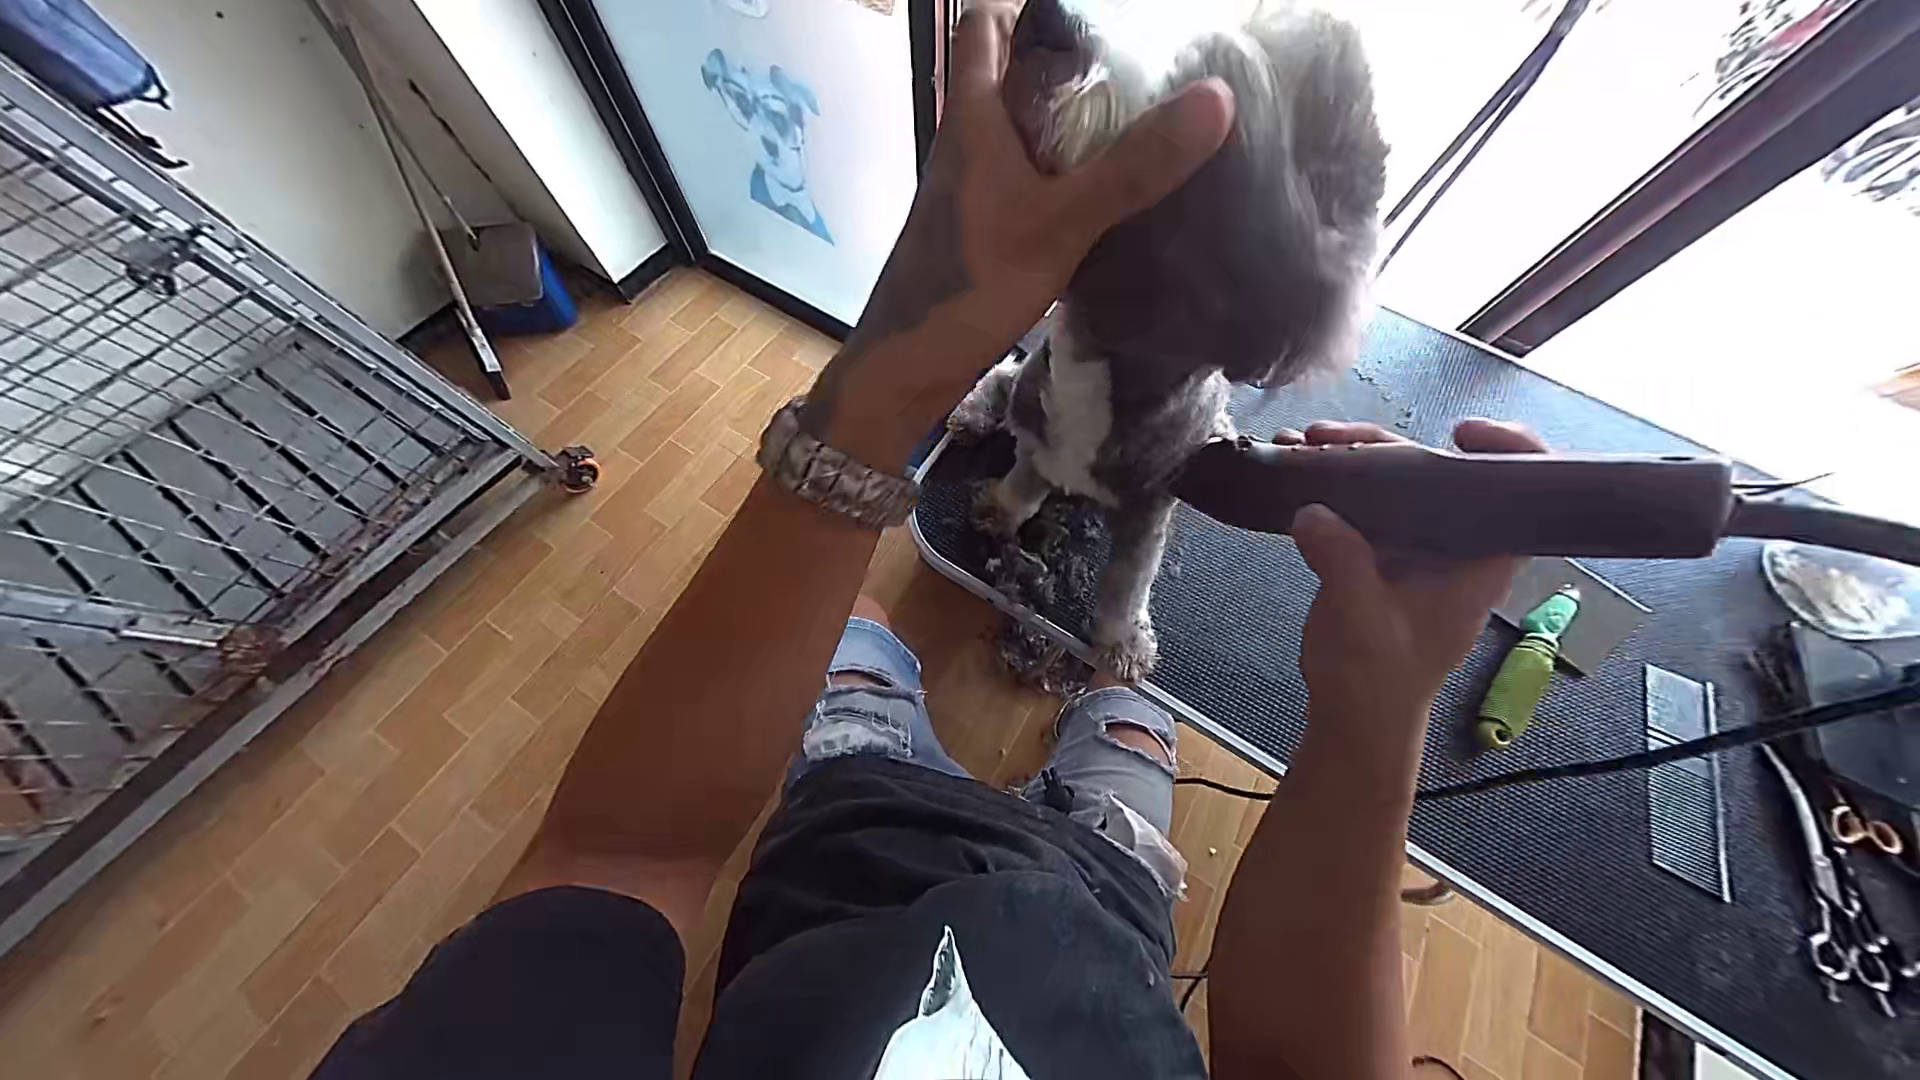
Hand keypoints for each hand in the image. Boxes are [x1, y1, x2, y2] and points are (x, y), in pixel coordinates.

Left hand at [802, 1, 1233, 465]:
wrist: (909, 366)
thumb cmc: (970, 288)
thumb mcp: (1056, 226)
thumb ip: (1128, 170)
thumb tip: (1216, 99)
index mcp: (971, 122)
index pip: (984, 26)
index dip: (1026, 9)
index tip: (1085, 24)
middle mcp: (961, 151)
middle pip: (1006, 84)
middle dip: (1060, 75)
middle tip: (1127, 88)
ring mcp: (963, 200)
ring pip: (1012, 145)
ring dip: (1058, 140)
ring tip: (1122, 145)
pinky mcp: (970, 242)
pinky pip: (1013, 195)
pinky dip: (1048, 191)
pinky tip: (1087, 214)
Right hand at [1285, 419, 1547, 718]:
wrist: (1352, 710)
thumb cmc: (1378, 675)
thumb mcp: (1363, 619)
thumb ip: (1342, 562)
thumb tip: (1310, 510)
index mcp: (1477, 558)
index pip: (1515, 490)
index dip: (1503, 449)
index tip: (1458, 432)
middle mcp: (1448, 543)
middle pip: (1431, 473)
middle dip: (1381, 446)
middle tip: (1326, 435)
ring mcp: (1405, 546)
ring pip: (1385, 485)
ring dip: (1343, 460)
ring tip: (1296, 443)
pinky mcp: (1367, 552)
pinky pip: (1351, 506)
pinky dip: (1323, 486)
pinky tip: (1291, 470)